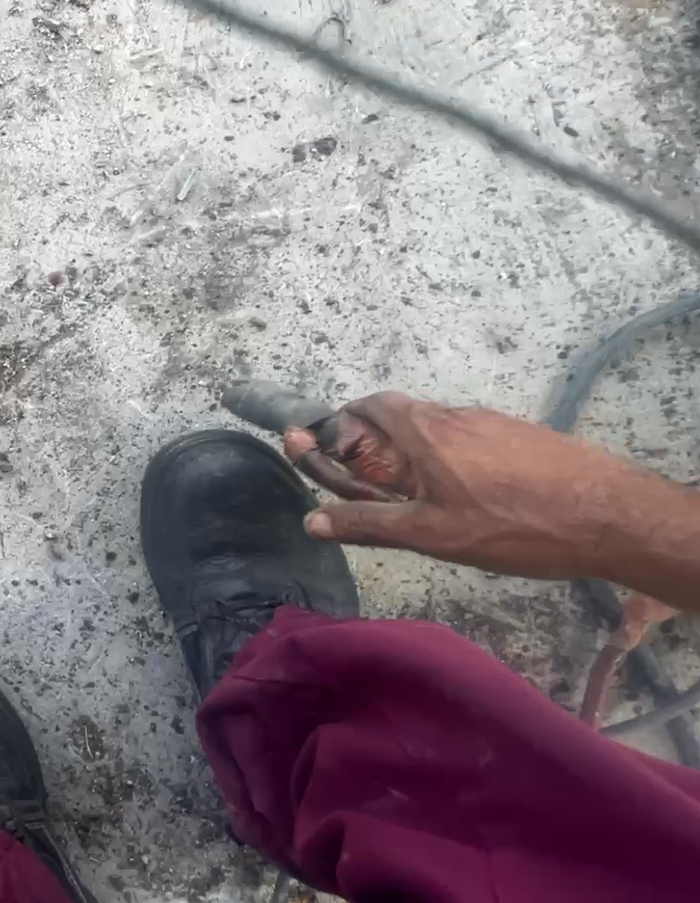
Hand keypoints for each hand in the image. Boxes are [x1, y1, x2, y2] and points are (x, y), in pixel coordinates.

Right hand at [284, 391, 699, 586]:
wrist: (627, 522)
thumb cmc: (515, 525)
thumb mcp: (431, 533)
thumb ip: (366, 524)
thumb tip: (310, 521)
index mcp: (424, 432)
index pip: (370, 404)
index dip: (346, 419)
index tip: (337, 449)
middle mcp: (457, 417)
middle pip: (404, 415)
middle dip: (380, 441)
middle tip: (381, 482)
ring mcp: (498, 423)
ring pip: (442, 429)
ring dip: (422, 451)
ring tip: (433, 494)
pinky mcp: (532, 436)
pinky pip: (478, 438)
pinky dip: (462, 457)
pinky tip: (481, 494)